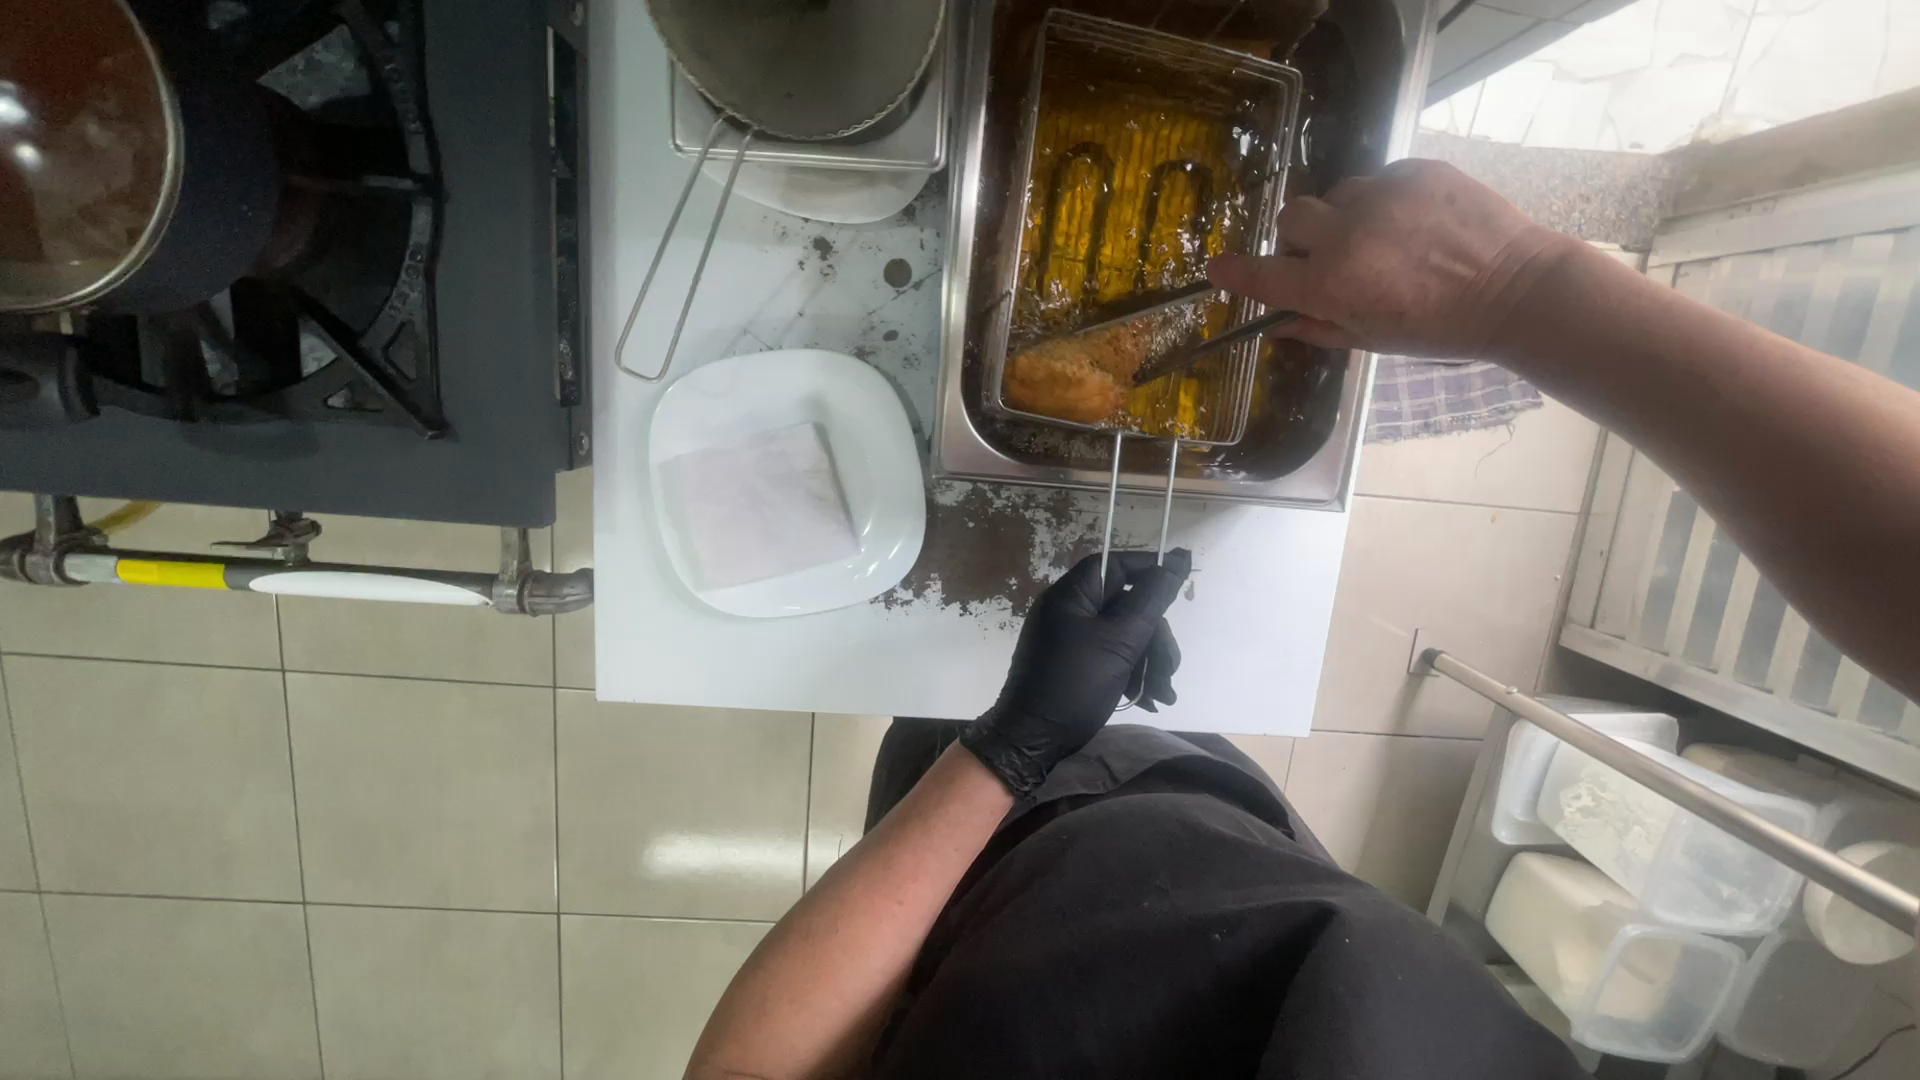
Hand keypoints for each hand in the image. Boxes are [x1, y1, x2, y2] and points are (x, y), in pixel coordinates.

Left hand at [960, 549, 1190, 796]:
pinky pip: (1110, 655)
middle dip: (1154, 636)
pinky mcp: (1072, 663)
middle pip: (1125, 604)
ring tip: (1162, 693)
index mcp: (1070, 595)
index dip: (1149, 572)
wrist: (1032, 741)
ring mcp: (1068, 638)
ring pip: (1122, 634)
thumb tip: (1176, 558)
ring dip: (1148, 661)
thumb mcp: (1120, 641)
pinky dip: (1131, 673)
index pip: (1115, 565)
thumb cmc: (1074, 685)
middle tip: (1169, 669)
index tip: (1178, 591)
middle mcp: (1067, 610)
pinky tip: (1148, 699)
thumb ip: (1152, 598)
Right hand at [1206, 159, 1573, 359]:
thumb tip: (1276, 323)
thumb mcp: (1366, 340)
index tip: (1216, 267)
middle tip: (1325, 255)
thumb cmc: (1434, 329)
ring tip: (1380, 237)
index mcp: (1330, 285)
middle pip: (1291, 217)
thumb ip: (1313, 327)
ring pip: (1336, 195)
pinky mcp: (1416, 169)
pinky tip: (1413, 222)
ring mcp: (1382, 195)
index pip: (1264, 276)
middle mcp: (1346, 234)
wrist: (1514, 289)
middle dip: (1299, 236)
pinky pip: (1378, 179)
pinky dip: (1383, 200)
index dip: (1235, 272)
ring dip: (1343, 216)